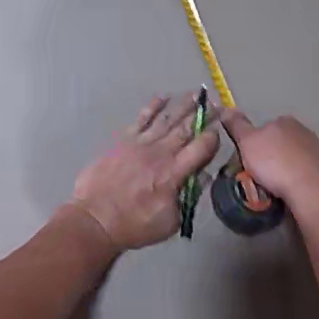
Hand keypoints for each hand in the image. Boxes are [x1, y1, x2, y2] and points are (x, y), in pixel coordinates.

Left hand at [69, 92, 220, 250]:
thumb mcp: (170, 222)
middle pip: (186, 129)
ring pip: (166, 119)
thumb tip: (202, 177)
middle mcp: (160, 153)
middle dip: (202, 115)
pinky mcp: (123, 140)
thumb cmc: (134, 225)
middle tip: (215, 103)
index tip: (223, 124)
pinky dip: (153, 107)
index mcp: (174, 174)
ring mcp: (140, 143)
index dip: (213, 136)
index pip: (200, 149)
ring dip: (182, 105)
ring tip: (194, 94)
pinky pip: (141, 118)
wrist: (95, 217)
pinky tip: (162, 97)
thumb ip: (187, 197)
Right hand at [218, 110, 318, 208]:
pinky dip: (294, 179)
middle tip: (258, 173)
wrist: (310, 192)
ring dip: (282, 168)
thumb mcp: (246, 141)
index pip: (264, 127)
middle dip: (269, 155)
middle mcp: (303, 131)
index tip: (248, 158)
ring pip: (291, 158)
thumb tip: (225, 108)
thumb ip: (236, 124)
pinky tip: (288, 191)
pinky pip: (302, 172)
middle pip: (278, 142)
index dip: (254, 142)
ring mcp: (317, 151)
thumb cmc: (274, 163)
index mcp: (285, 120)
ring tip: (272, 186)